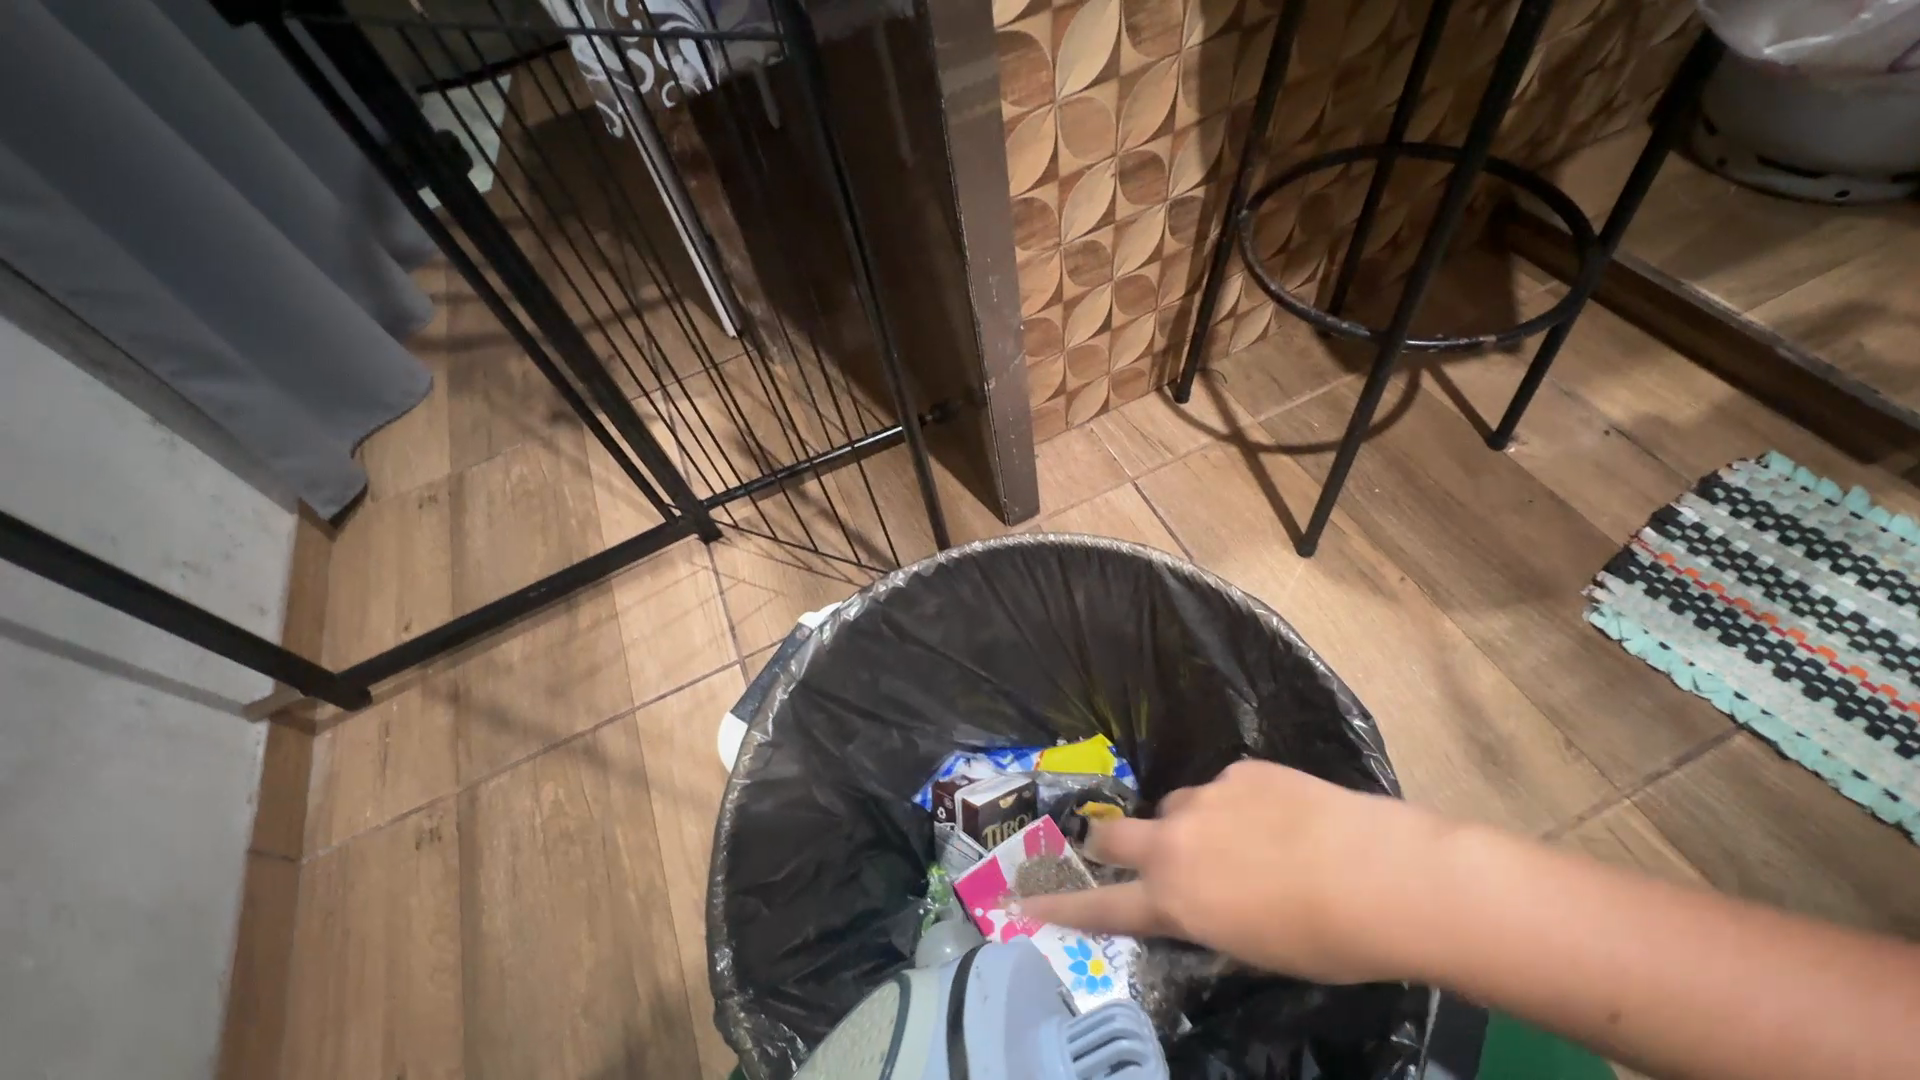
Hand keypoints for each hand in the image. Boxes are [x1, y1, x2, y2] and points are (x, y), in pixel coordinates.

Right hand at [1021, 760, 1450, 983]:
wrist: (1381, 877)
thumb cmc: (1323, 940)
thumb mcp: (1251, 948)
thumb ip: (1207, 919)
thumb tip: (1200, 903)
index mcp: (1175, 899)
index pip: (1100, 904)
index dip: (1060, 905)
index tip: (1022, 900)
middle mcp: (1175, 844)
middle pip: (1112, 834)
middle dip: (1106, 841)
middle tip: (1116, 846)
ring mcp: (1206, 800)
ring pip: (1174, 807)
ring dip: (1188, 824)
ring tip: (1237, 839)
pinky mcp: (1241, 770)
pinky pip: (1225, 787)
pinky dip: (1237, 805)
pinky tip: (1279, 817)